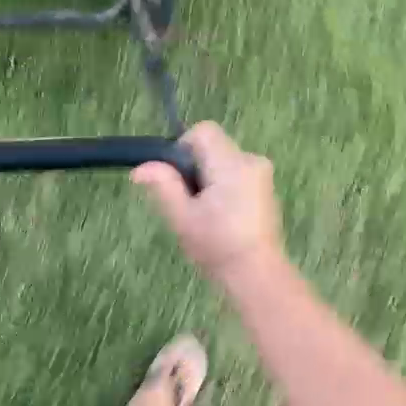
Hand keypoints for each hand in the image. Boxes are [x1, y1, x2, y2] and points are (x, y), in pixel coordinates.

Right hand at [132, 121, 284, 284]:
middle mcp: (251, 161)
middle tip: (187, 202)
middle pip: (213, 147)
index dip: (182, 148)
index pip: (203, 131)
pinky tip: (220, 217)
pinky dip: (222, 187)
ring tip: (203, 213)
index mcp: (231, 164)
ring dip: (208, 179)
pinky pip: (236, 175)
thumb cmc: (217, 246)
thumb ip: (162, 185)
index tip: (176, 178)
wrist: (256, 274)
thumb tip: (140, 167)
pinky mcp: (265, 189)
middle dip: (194, 168)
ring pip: (223, 162)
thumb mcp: (182, 217)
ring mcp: (262, 175)